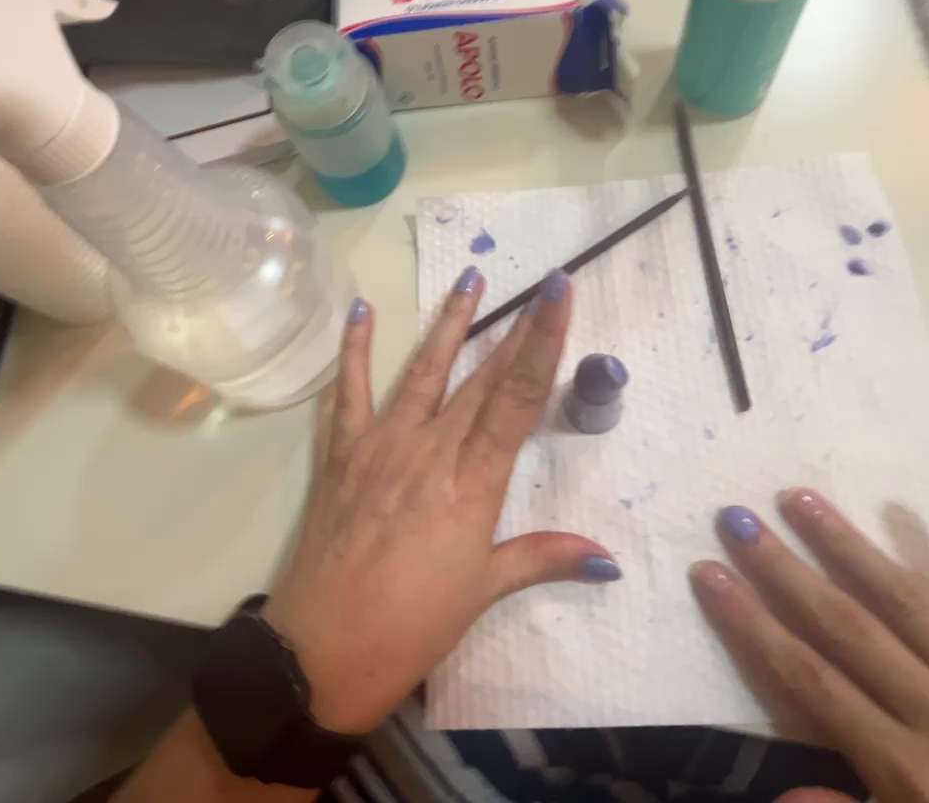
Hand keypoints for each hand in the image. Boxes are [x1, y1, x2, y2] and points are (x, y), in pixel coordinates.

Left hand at [263, 267, 618, 734]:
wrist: (321, 653)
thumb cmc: (411, 627)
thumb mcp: (483, 593)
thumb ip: (543, 558)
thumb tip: (608, 558)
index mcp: (472, 484)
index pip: (517, 400)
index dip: (542, 342)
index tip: (557, 294)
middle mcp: (429, 450)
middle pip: (481, 378)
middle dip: (514, 327)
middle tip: (538, 280)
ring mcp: (381, 445)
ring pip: (423, 372)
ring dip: (448, 322)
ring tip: (469, 275)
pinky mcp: (342, 452)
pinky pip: (349, 392)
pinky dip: (355, 349)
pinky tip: (362, 310)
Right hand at [690, 487, 928, 802]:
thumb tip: (779, 792)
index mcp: (908, 767)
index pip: (807, 678)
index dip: (751, 622)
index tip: (709, 572)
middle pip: (847, 627)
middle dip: (784, 569)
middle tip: (739, 517)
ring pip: (913, 601)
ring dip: (852, 545)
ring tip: (803, 497)